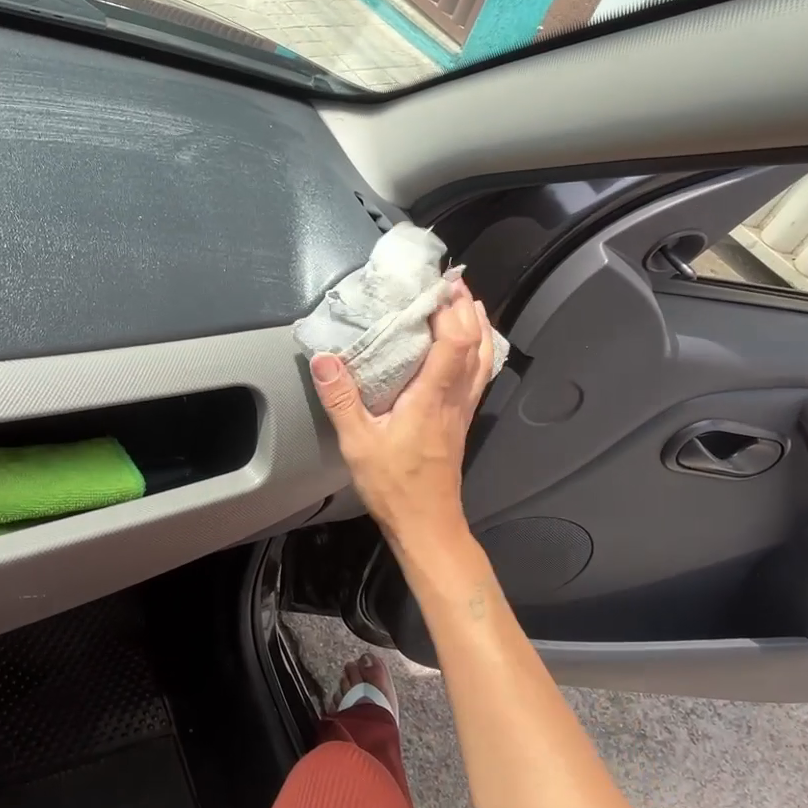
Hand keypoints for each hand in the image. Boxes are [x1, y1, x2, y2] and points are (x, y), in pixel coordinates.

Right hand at [310, 281, 495, 550]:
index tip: (437, 285)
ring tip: (464, 302)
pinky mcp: (461, 420)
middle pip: (475, 343)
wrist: (427, 524)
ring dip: (476, 326)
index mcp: (432, 397)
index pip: (455, 342)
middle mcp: (455, 398)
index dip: (451, 309)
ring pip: (482, 358)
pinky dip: (477, 350)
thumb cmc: (395, 487)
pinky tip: (467, 346)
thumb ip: (341, 398)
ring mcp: (462, 409)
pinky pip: (478, 375)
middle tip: (448, 282)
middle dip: (465, 308)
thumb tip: (324, 359)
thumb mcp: (358, 443)